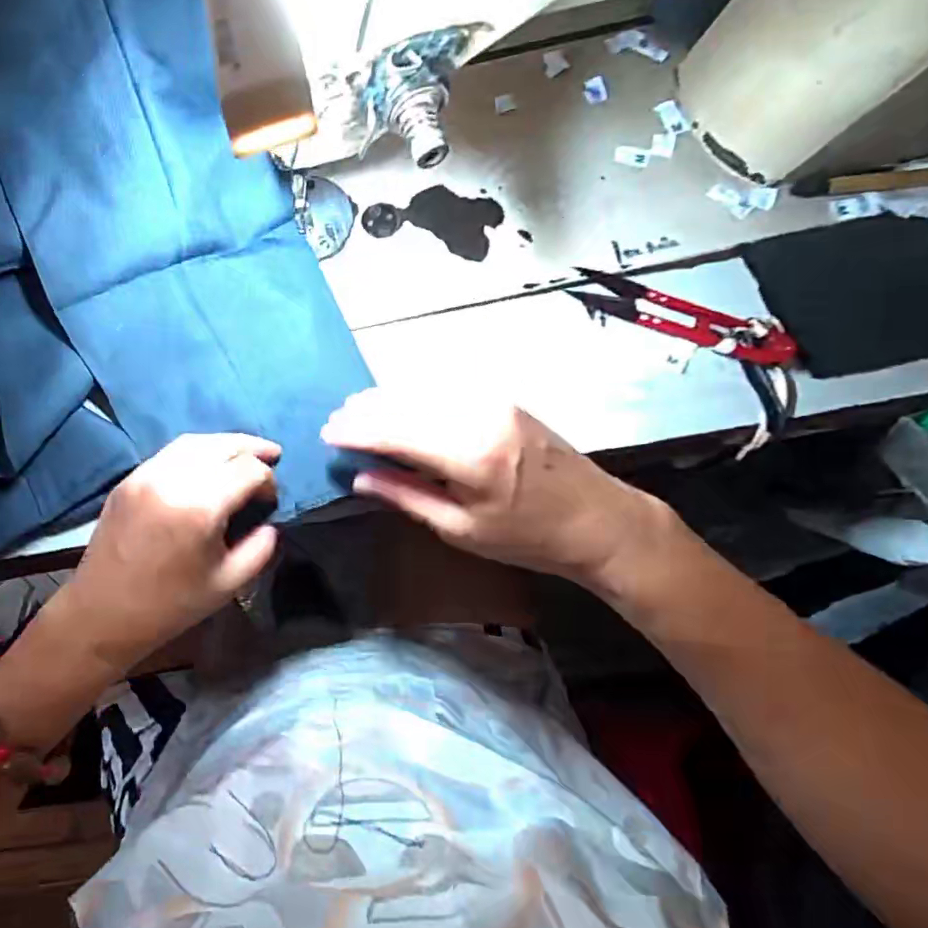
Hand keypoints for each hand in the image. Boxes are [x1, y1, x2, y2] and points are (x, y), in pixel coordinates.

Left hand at [60, 433, 281, 676]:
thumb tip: (268, 521)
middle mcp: (172, 478)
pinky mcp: (129, 479)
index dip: (268, 480)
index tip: (270, 500)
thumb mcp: (228, 583)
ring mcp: (146, 474)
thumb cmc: (169, 605)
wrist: (102, 613)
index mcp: (200, 506)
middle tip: (273, 454)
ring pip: (195, 442)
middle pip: (222, 445)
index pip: (248, 469)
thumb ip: (260, 548)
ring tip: (244, 452)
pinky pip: (170, 452)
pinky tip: (208, 463)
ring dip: (224, 444)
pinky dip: (196, 451)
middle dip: (251, 448)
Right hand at [320, 388, 681, 596]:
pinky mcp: (502, 399)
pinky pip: (445, 388)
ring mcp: (493, 402)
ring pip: (423, 390)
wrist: (599, 520)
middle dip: (365, 411)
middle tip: (335, 421)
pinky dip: (413, 394)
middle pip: (405, 403)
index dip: (357, 432)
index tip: (328, 435)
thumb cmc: (528, 538)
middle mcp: (478, 416)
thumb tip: (360, 478)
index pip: (395, 432)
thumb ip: (406, 497)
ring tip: (357, 410)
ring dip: (386, 399)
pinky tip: (397, 403)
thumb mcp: (460, 530)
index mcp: (468, 455)